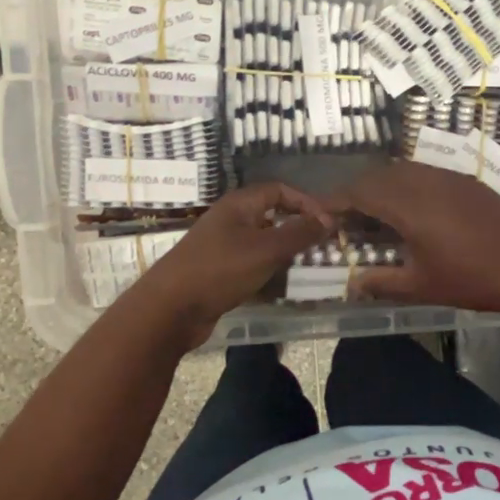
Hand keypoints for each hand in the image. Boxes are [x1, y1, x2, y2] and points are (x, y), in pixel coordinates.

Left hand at [129, 183, 332, 348]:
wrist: (171, 308)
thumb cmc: (221, 270)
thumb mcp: (266, 250)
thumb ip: (299, 234)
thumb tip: (328, 219)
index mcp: (239, 205)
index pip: (279, 190)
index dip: (306, 203)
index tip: (328, 223)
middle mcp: (231, 221)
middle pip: (272, 217)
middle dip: (298, 231)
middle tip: (322, 249)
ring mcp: (223, 248)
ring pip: (263, 245)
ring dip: (286, 256)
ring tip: (309, 270)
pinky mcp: (220, 273)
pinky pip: (252, 267)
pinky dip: (270, 275)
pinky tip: (284, 289)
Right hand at [337, 161, 499, 315]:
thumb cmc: (473, 280)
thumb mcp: (422, 287)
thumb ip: (382, 282)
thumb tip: (352, 283)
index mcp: (410, 206)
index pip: (361, 192)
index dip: (337, 201)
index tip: (322, 214)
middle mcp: (427, 182)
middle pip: (380, 175)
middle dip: (358, 192)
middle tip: (347, 218)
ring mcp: (450, 178)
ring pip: (404, 170)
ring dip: (383, 186)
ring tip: (377, 215)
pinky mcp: (468, 182)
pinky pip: (427, 173)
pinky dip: (408, 185)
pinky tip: (413, 211)